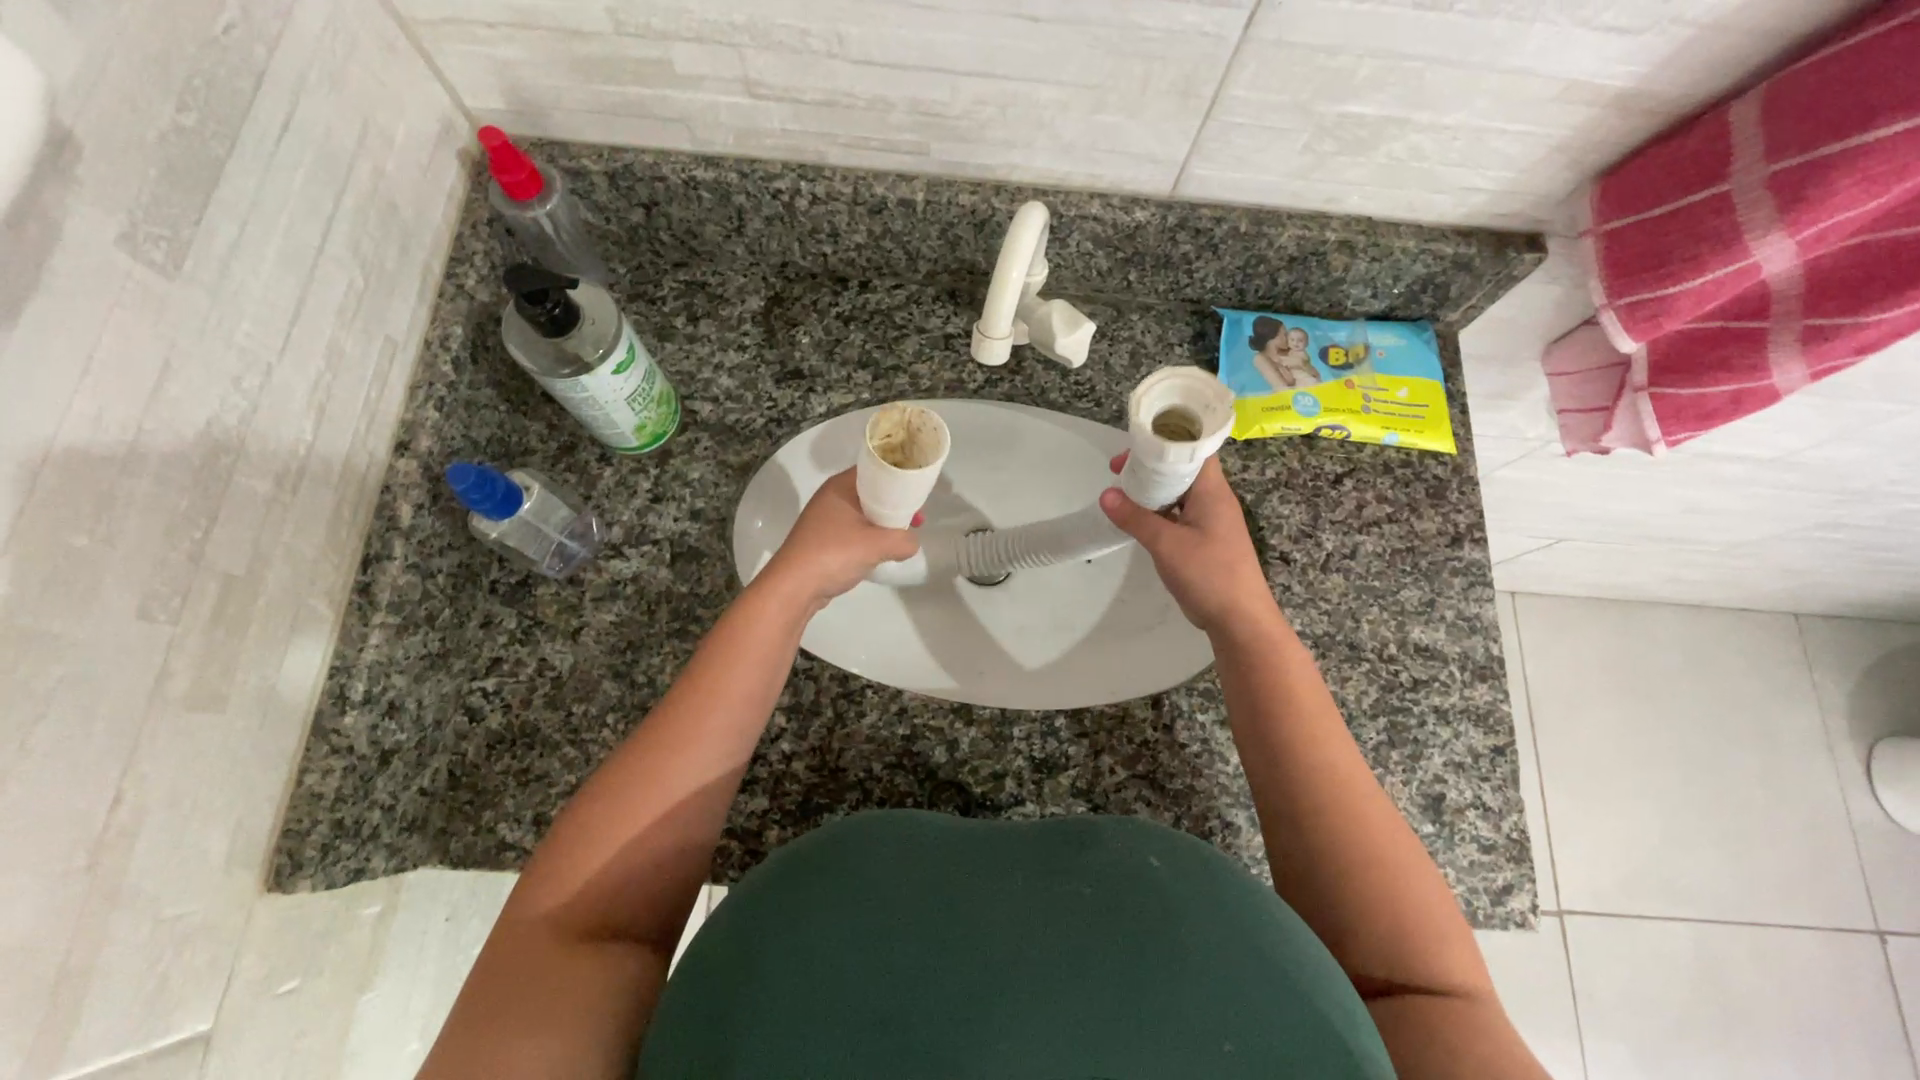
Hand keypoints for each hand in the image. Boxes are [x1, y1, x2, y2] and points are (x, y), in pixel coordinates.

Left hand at [758, 469, 920, 612]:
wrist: (794, 586)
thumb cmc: (834, 554)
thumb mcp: (878, 545)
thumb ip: (903, 540)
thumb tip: (911, 544)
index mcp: (840, 486)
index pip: (876, 471)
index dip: (899, 479)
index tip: (918, 494)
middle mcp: (831, 497)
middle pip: (872, 493)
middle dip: (895, 506)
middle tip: (916, 519)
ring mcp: (825, 519)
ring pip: (863, 514)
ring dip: (883, 524)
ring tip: (903, 537)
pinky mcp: (824, 540)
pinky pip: (854, 531)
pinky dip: (870, 538)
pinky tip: (881, 552)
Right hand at [1098, 452, 1277, 634]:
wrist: (1240, 620)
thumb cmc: (1209, 575)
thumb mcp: (1166, 545)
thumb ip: (1135, 518)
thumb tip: (1106, 495)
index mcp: (1212, 492)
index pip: (1194, 450)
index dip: (1165, 442)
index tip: (1132, 450)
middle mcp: (1215, 500)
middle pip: (1183, 470)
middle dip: (1151, 467)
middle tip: (1118, 472)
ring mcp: (1211, 522)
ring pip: (1180, 494)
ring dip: (1154, 491)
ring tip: (1123, 494)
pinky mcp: (1206, 541)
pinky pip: (1180, 515)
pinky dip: (1160, 513)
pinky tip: (1139, 521)